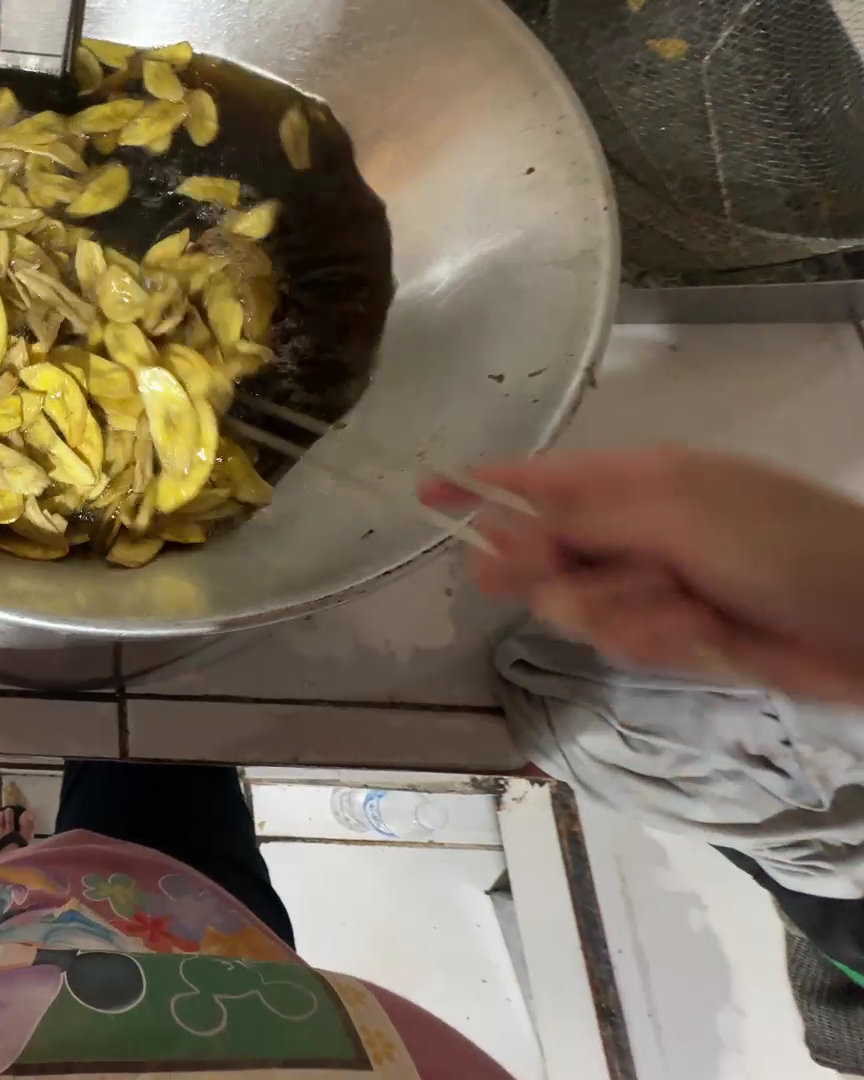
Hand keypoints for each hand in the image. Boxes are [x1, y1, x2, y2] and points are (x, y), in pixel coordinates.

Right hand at [424, 446, 863, 702]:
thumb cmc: (787, 547)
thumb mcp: (677, 513)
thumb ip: (577, 518)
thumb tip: (495, 531)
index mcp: (627, 484)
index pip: (528, 480)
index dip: (473, 486)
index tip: (424, 495)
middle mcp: (621, 530)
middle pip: (528, 549)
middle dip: (542, 568)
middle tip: (553, 575)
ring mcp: (637, 581)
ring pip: (560, 602)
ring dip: (613, 610)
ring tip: (676, 607)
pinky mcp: (656, 630)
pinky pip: (606, 638)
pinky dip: (645, 639)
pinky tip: (694, 632)